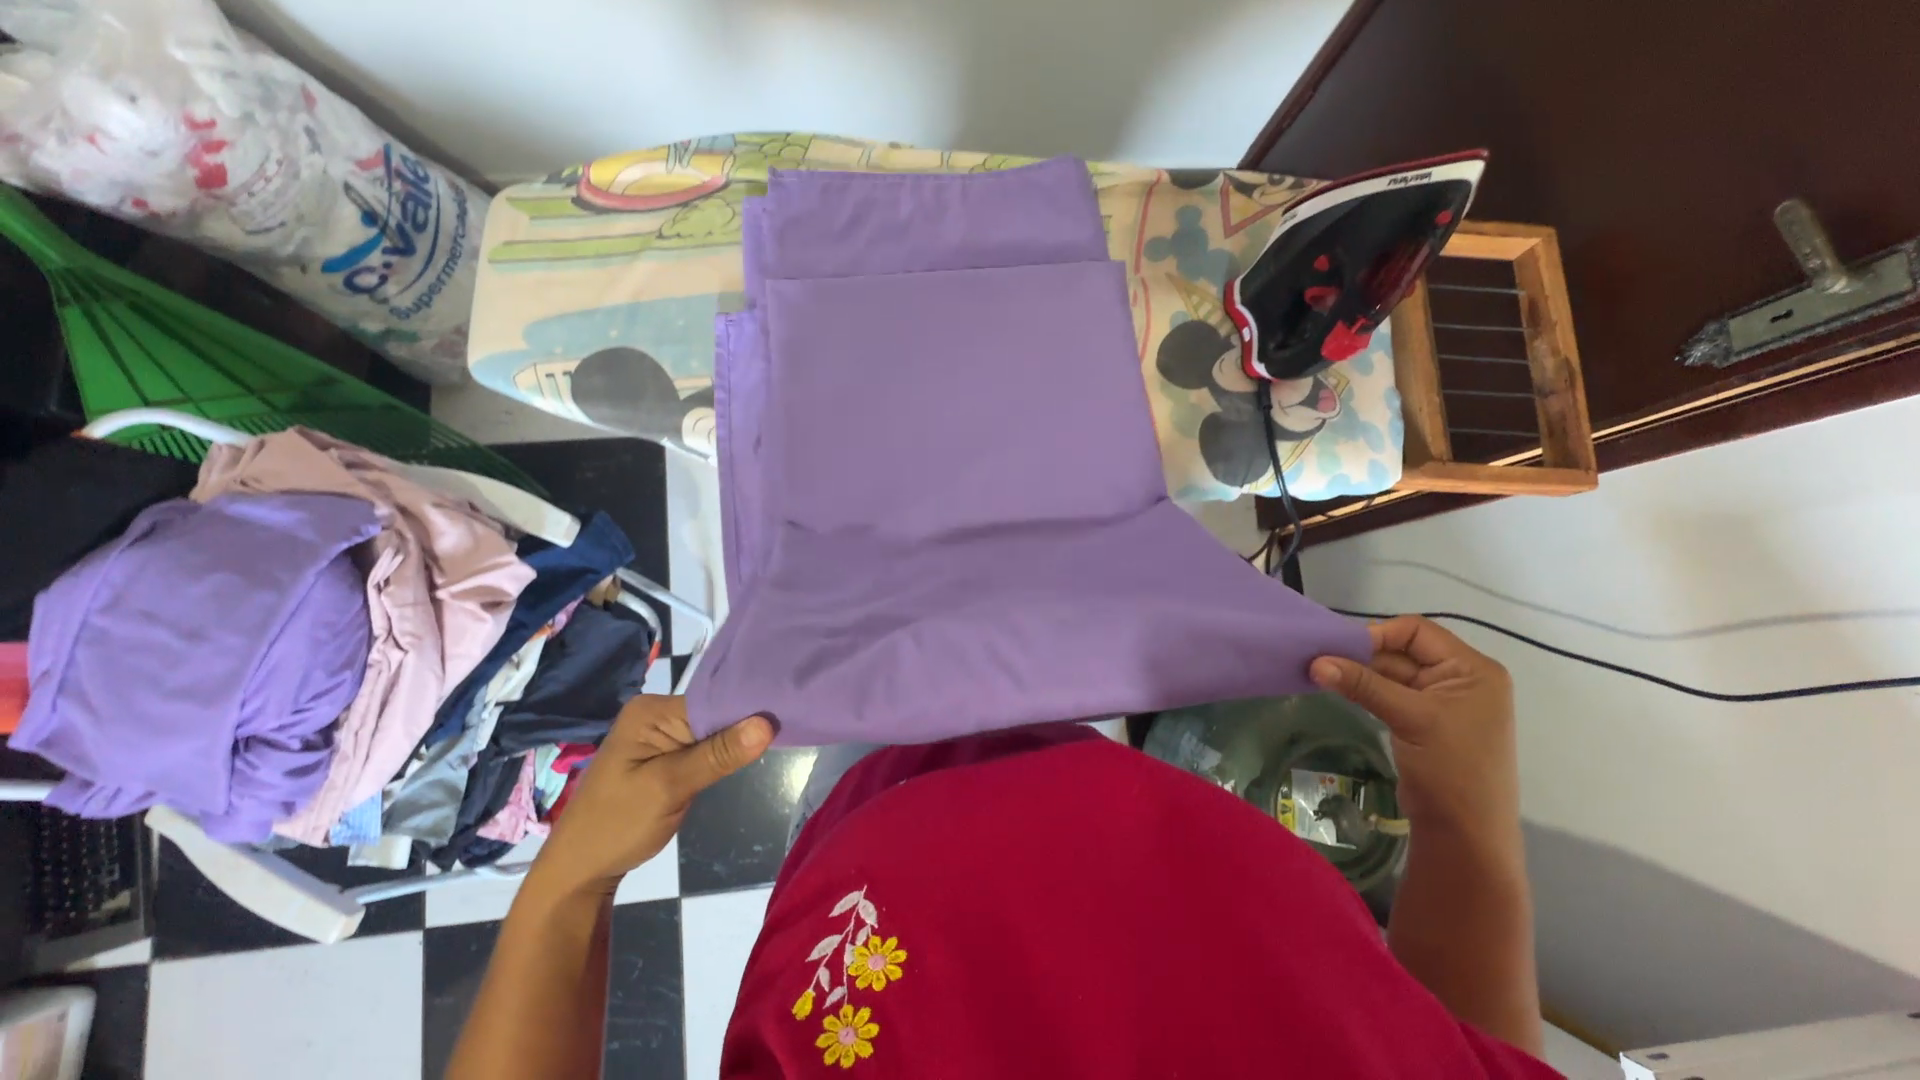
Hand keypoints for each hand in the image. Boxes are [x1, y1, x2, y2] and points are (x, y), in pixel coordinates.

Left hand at [529, 696, 771, 899]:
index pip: (714, 700)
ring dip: (737, 743)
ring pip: (714, 732)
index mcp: (651, 711)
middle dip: (747, 726)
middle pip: (716, 712)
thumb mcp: (669, 788)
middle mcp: (656, 714)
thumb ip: (718, 754)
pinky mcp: (668, 756)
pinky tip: (749, 757)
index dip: (749, 710)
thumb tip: (766, 723)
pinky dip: (724, 756)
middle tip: (793, 727)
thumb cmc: (617, 824)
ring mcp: (661, 736)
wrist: (580, 868)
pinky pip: (705, 747)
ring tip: (780, 740)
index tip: (789, 716)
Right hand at [1309, 616, 1517, 835]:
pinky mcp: (1424, 723)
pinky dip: (1367, 691)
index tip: (1339, 649)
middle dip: (1364, 656)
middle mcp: (1461, 679)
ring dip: (1361, 674)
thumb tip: (1316, 661)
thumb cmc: (1452, 768)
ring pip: (1393, 674)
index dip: (1378, 634)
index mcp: (1473, 669)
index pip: (1418, 631)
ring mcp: (1442, 703)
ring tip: (1323, 675)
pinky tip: (1340, 691)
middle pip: (1403, 652)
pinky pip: (1391, 695)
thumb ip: (1364, 685)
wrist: (1465, 833)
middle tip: (1321, 661)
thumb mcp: (1410, 718)